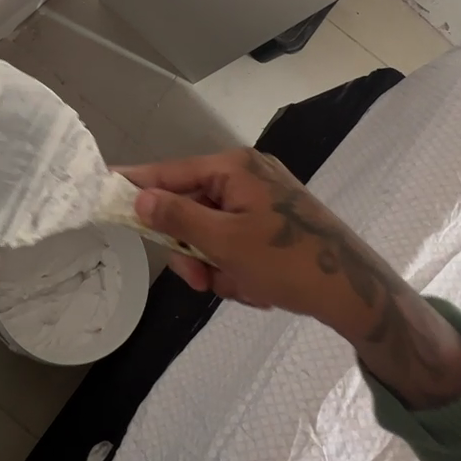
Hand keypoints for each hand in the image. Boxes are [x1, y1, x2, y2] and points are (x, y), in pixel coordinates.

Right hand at [118, 149, 460, 408]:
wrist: (355, 292)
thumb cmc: (287, 259)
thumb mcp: (224, 240)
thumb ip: (177, 216)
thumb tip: (140, 197)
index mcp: (235, 168)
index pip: (173, 171)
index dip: (138, 181)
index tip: (105, 182)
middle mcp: (247, 177)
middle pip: (192, 208)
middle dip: (191, 247)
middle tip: (198, 278)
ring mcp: (263, 202)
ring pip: (212, 232)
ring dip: (215, 265)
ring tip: (240, 288)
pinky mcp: (275, 226)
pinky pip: (235, 244)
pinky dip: (237, 269)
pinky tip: (258, 288)